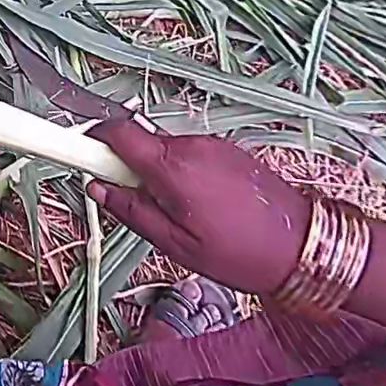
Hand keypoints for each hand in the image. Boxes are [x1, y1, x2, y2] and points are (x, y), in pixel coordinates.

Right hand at [86, 123, 308, 295]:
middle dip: (125, 164)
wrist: (308, 247)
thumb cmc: (242, 253)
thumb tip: (98, 190)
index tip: (77, 149)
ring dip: (153, 169)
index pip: (117, 131)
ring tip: (175, 208)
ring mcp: (210, 144)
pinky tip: (197, 201)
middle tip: (133, 198)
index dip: (91, 136)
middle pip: (137, 140)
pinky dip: (177, 169)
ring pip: (161, 147)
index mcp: (172, 168)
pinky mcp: (225, 148)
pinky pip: (185, 151)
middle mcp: (190, 146)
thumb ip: (132, 212)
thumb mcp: (175, 245)